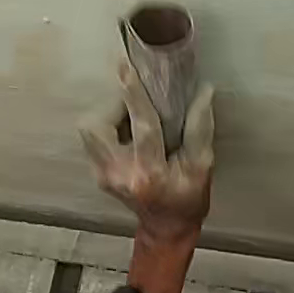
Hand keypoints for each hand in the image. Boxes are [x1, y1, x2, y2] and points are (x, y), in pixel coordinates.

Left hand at [79, 57, 214, 292]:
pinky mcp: (97, 172)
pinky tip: (128, 129)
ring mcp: (102, 175)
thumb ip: (200, 127)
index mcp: (149, 174)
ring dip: (109, 113)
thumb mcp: (202, 165)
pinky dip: (109, 125)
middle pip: (97, 125)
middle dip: (114, 103)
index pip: (142, 127)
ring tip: (133, 114)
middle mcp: (118, 174)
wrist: (165, 226)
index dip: (134, 94)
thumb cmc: (188, 197)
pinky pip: (93, 137)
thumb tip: (203, 90)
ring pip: (90, 129)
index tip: (126, 66)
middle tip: (137, 98)